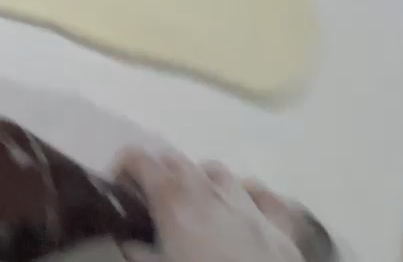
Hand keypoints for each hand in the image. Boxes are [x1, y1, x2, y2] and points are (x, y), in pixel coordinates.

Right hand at [115, 150, 303, 261]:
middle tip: (153, 196)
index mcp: (171, 197)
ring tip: (195, 200)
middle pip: (175, 158)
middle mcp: (208, 191)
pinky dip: (251, 195)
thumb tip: (127, 238)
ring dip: (201, 179)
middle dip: (159, 170)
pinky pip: (268, 198)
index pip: (136, 156)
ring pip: (217, 171)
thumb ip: (135, 246)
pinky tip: (243, 207)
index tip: (119, 188)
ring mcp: (249, 208)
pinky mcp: (282, 232)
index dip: (123, 167)